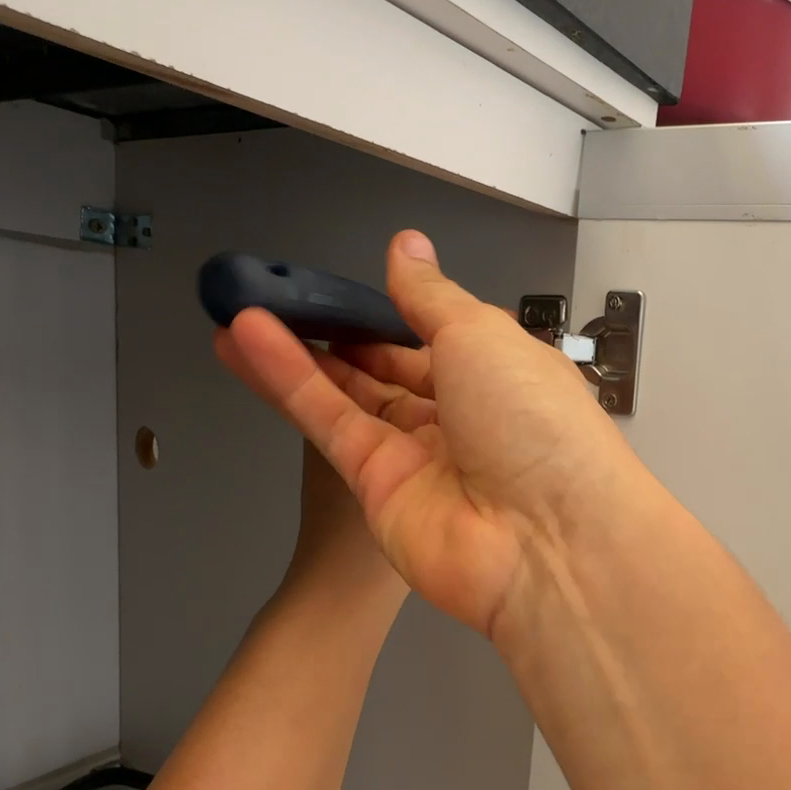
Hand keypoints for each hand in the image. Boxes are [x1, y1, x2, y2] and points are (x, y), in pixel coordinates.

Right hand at [213, 230, 644, 636]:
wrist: (546, 541)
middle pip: (392, 372)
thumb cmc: (536, 423)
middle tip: (287, 301)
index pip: (443, 339)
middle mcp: (466, 419)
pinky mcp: (380, 488)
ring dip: (299, 354)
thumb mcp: (484, 335)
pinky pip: (331, 424)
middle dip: (343, 337)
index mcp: (505, 377)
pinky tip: (248, 340)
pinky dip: (289, 382)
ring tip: (245, 311)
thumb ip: (432, 296)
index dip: (399, 312)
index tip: (354, 285)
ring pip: (352, 396)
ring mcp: (422, 458)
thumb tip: (408, 248)